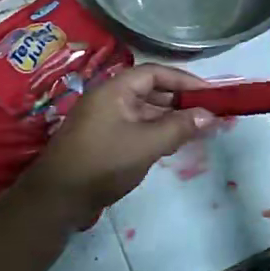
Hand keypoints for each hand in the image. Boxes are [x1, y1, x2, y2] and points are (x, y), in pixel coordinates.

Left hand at [21, 64, 214, 222]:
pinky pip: (134, 128)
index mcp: (113, 90)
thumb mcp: (146, 144)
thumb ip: (179, 127)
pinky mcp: (101, 141)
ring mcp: (102, 121)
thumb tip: (209, 115)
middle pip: (149, 91)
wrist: (58, 197)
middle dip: (179, 101)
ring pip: (142, 112)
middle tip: (210, 114)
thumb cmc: (103, 163)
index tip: (211, 94)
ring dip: (169, 119)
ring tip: (198, 130)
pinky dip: (154, 132)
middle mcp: (106, 99)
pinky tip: (172, 144)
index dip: (184, 80)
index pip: (154, 73)